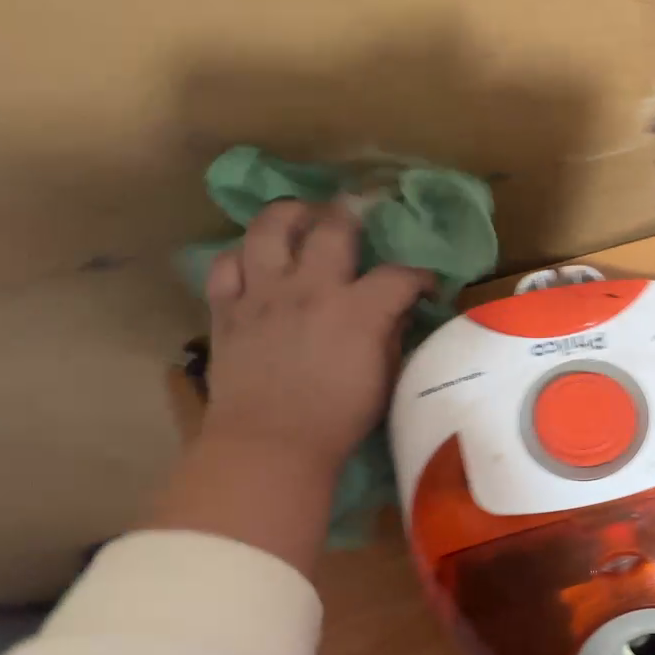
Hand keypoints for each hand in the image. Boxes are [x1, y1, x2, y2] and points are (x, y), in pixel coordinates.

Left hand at [202, 200, 432, 470]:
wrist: (272, 440)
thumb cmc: (341, 416)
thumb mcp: (385, 376)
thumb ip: (391, 334)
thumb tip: (396, 312)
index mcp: (358, 309)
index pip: (400, 275)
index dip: (421, 278)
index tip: (428, 289)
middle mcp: (310, 288)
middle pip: (332, 228)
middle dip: (353, 215)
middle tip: (361, 214)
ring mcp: (262, 293)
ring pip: (269, 228)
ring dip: (291, 214)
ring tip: (303, 215)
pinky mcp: (227, 307)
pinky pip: (227, 263)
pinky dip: (244, 255)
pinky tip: (257, 259)